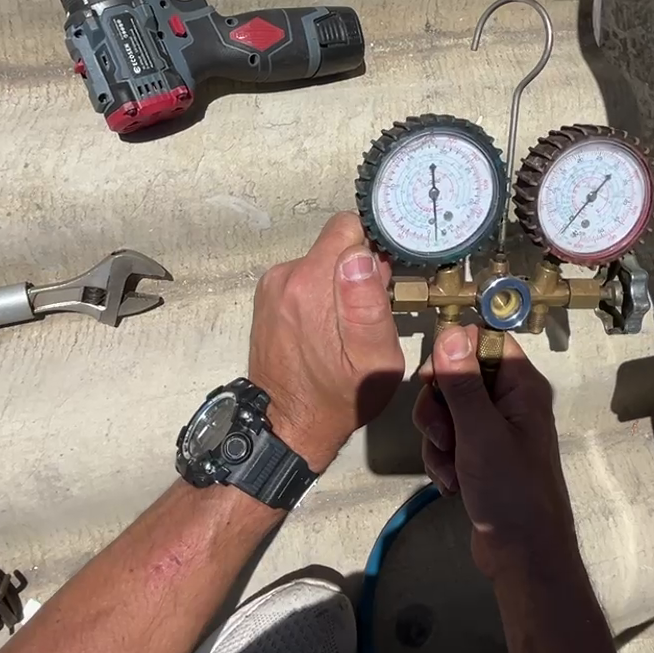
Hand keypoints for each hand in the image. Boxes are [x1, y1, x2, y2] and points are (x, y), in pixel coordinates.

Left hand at [247, 213, 406, 470]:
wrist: (287, 426)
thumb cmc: (340, 397)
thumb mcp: (374, 360)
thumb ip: (369, 303)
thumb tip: (361, 254)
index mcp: (311, 283)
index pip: (348, 227)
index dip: (374, 245)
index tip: (386, 274)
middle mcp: (285, 275)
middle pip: (335, 244)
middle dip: (359, 267)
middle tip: (371, 307)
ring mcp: (271, 286)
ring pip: (321, 261)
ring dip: (340, 281)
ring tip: (348, 322)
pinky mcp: (267, 297)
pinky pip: (305, 277)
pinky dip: (321, 292)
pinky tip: (327, 325)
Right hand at [413, 326, 575, 579]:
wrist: (523, 558)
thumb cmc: (510, 490)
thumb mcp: (480, 433)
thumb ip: (463, 382)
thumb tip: (450, 331)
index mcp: (521, 385)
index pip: (485, 340)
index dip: (454, 352)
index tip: (433, 377)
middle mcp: (510, 400)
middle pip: (457, 374)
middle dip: (439, 407)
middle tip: (440, 435)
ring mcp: (494, 428)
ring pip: (447, 409)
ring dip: (437, 439)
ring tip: (448, 468)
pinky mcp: (480, 453)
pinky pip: (448, 438)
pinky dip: (442, 459)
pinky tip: (450, 484)